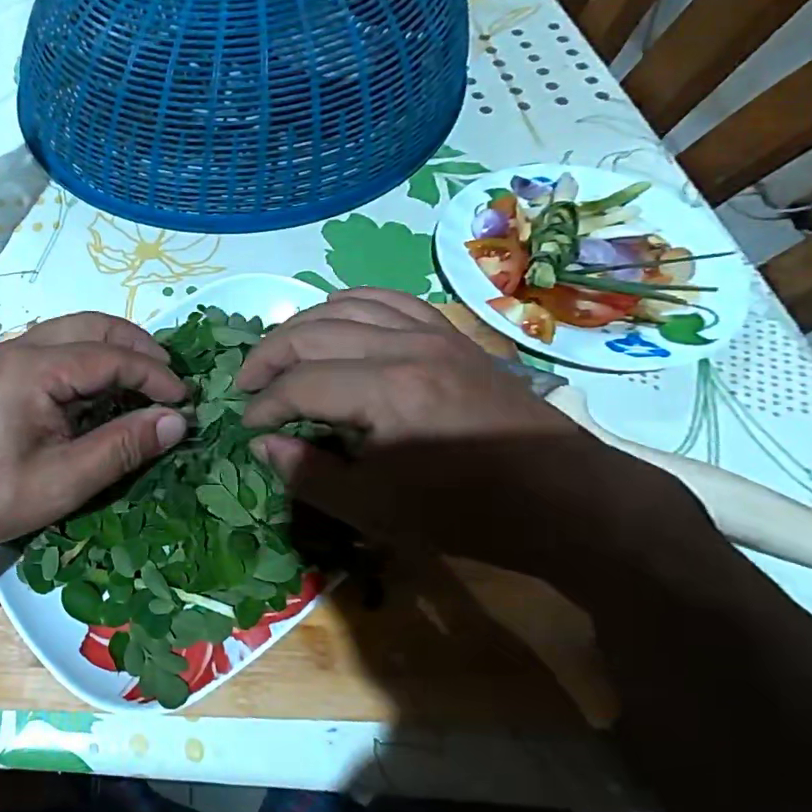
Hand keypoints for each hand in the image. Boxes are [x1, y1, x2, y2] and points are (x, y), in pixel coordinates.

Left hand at [0, 312, 188, 572]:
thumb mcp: (66, 479)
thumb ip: (124, 445)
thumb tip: (177, 420)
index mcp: (32, 367)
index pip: (109, 356)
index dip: (154, 375)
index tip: (186, 400)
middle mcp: (18, 349)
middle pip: (92, 327)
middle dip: (137, 348)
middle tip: (169, 380)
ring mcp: (5, 359)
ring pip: (72, 334)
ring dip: (113, 350)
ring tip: (145, 382)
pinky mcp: (0, 375)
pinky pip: (55, 351)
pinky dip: (88, 362)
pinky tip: (103, 391)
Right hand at [235, 287, 677, 579]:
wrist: (564, 500)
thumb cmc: (468, 513)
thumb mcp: (377, 511)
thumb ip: (309, 475)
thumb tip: (263, 444)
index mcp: (387, 392)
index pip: (299, 383)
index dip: (263, 404)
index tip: (249, 427)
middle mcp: (404, 347)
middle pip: (311, 334)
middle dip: (267, 358)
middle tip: (247, 386)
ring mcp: (431, 332)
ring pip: (343, 305)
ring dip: (299, 326)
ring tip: (278, 353)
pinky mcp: (449, 333)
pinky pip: (386, 298)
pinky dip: (347, 305)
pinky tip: (332, 321)